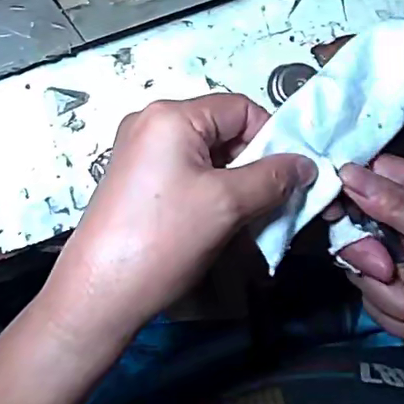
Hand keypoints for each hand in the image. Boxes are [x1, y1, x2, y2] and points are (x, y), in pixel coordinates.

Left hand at [40, 95, 315, 346]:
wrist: (98, 295)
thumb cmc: (161, 240)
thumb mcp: (228, 205)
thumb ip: (273, 178)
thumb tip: (305, 164)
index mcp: (170, 115)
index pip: (240, 108)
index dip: (270, 137)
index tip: (286, 175)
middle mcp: (151, 122)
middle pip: (223, 130)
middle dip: (253, 163)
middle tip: (271, 200)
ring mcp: (140, 150)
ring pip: (207, 154)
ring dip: (235, 181)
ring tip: (246, 217)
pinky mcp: (135, 178)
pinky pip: (186, 171)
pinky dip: (211, 190)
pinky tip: (219, 221)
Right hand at [337, 157, 403, 403]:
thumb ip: (402, 209)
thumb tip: (346, 172)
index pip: (372, 175)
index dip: (347, 188)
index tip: (330, 212)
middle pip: (357, 225)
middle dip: (366, 255)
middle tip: (388, 270)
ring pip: (363, 271)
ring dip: (396, 297)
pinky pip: (377, 304)